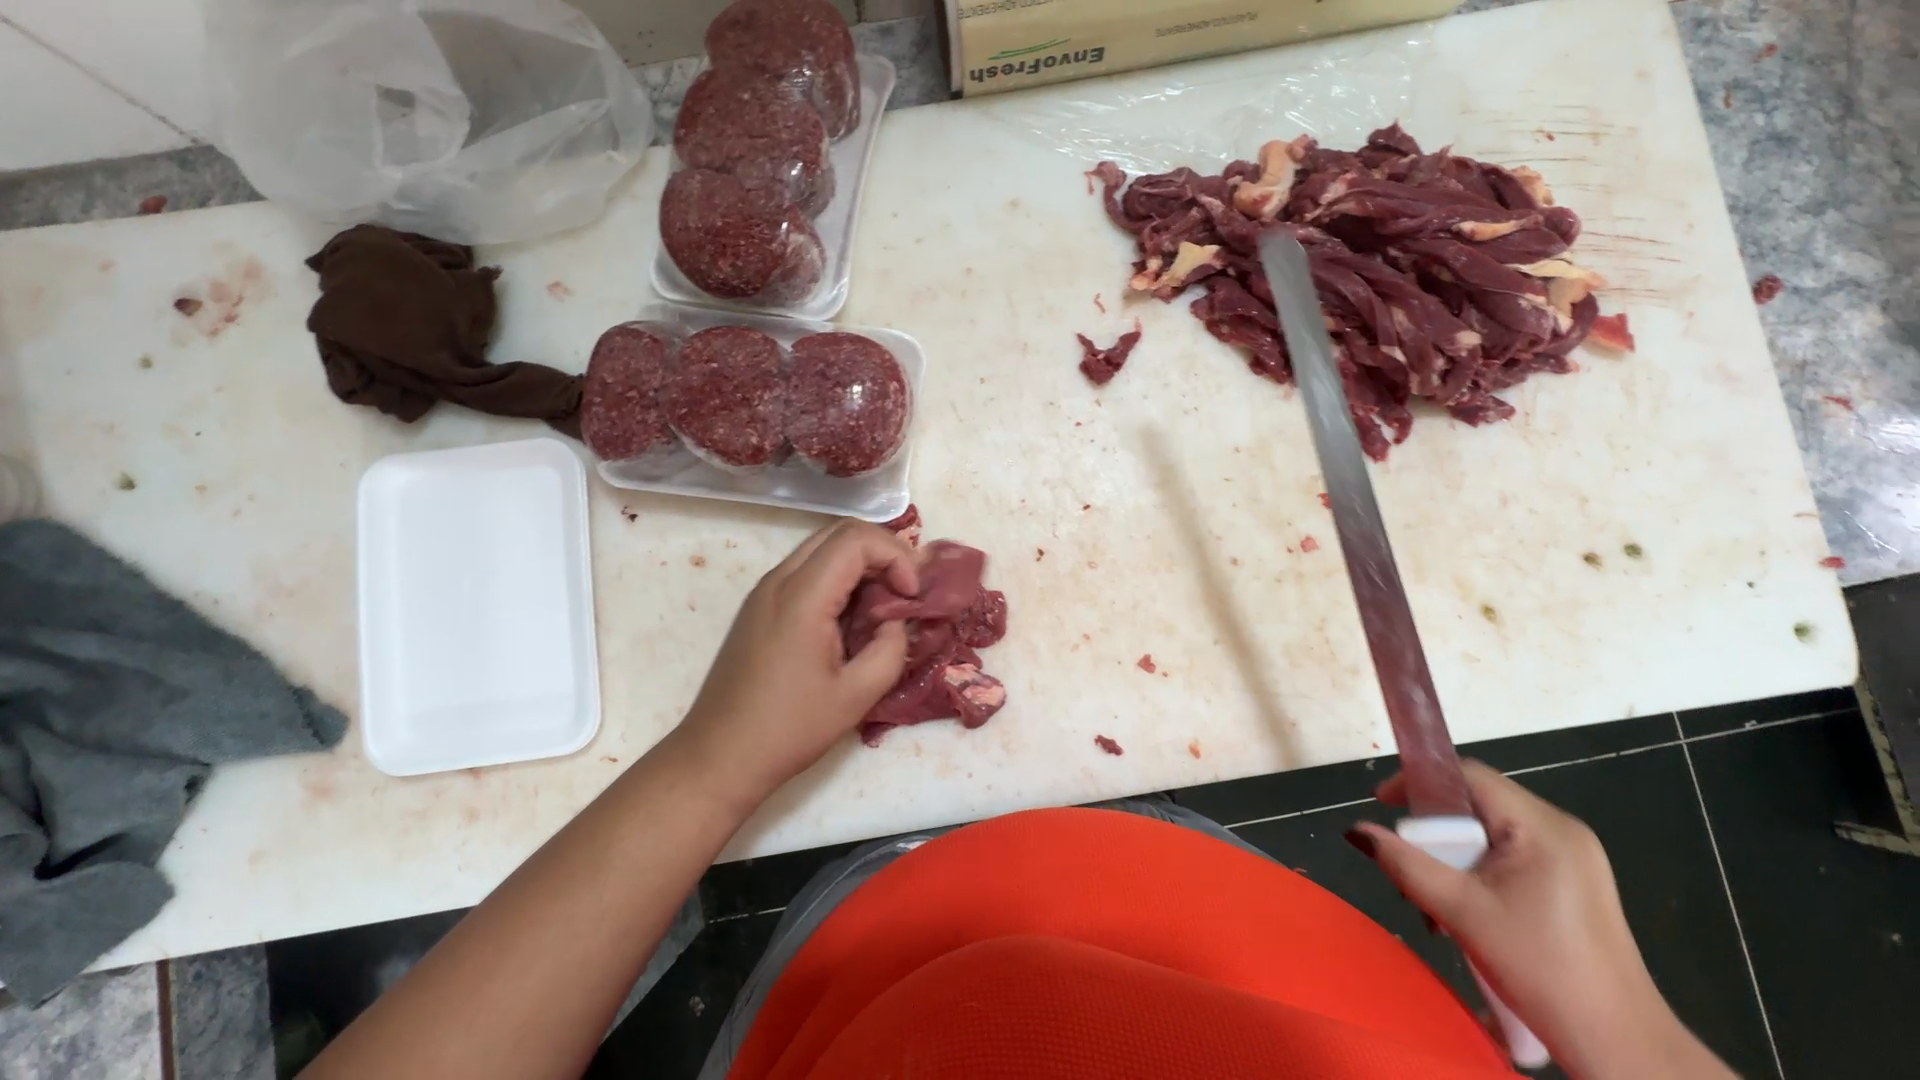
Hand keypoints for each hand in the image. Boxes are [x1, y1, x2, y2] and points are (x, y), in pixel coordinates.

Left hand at [668, 520, 917, 808]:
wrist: (718, 757)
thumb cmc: (788, 730)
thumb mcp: (856, 696)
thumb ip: (890, 649)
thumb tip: (898, 622)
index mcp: (801, 597)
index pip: (856, 539)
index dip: (896, 556)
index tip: (911, 596)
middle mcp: (778, 581)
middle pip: (839, 532)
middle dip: (883, 553)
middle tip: (907, 592)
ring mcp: (764, 593)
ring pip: (822, 549)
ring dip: (860, 566)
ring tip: (885, 608)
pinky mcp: (759, 608)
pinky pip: (806, 572)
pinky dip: (838, 580)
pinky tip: (852, 621)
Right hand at [1350, 761, 1734, 1078]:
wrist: (1619, 1042)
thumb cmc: (1539, 968)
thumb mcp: (1461, 912)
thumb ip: (1405, 864)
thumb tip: (1358, 830)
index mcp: (1542, 827)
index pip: (1470, 776)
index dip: (1420, 782)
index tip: (1382, 804)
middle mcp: (1563, 830)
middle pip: (1480, 804)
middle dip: (1436, 829)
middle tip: (1407, 863)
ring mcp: (1574, 857)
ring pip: (1494, 832)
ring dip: (1455, 855)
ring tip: (1435, 897)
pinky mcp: (1576, 883)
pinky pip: (1514, 855)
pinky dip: (1480, 870)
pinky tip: (1469, 908)